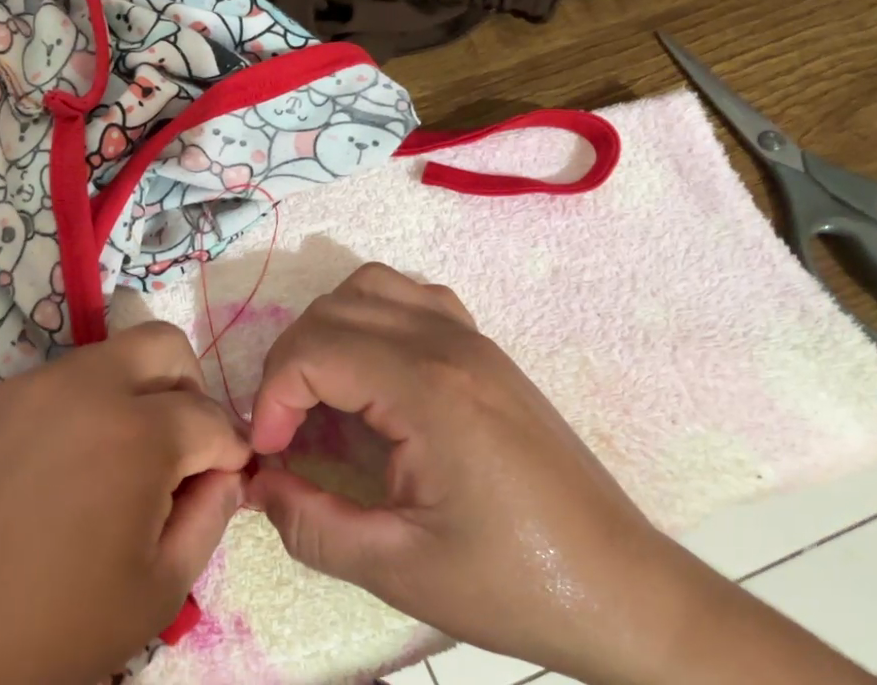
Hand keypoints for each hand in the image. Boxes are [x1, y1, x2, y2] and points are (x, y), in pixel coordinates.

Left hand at [0, 322, 251, 684]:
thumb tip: (223, 474)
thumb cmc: (52, 625)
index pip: (213, 416)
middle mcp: (86, 387)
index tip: (221, 482)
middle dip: (190, 389)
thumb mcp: (157, 591)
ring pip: (110, 355)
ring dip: (135, 393)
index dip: (230, 452)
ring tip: (119, 461)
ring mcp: (33, 384)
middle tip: (181, 448)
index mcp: (137, 434)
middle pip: (165, 344)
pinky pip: (60, 380)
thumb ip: (208, 518)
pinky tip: (64, 465)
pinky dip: (84, 405)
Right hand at [246, 264, 876, 684]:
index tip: (271, 453)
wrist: (622, 589)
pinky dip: (374, 317)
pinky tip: (375, 374)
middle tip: (288, 430)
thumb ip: (309, 525)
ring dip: (328, 330)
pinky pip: (413, 297)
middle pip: (332, 311)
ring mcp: (472, 340)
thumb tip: (254, 485)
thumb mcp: (397, 569)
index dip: (272, 397)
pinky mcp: (487, 352)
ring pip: (370, 287)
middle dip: (290, 363)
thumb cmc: (512, 583)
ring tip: (323, 392)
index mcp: (426, 391)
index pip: (313, 351)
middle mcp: (448, 345)